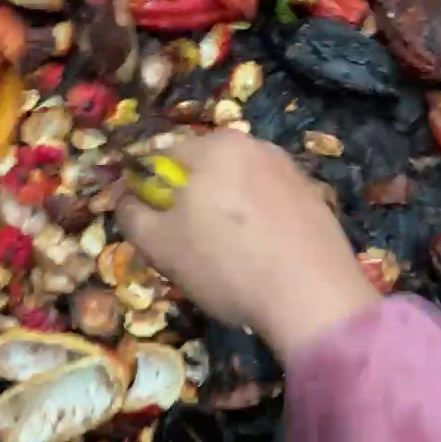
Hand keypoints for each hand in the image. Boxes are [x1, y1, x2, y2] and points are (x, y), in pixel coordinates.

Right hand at [117, 129, 378, 353]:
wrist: (313, 297)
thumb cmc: (227, 265)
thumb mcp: (160, 245)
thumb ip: (131, 213)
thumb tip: (126, 197)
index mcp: (214, 146)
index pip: (161, 158)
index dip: (148, 193)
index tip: (154, 230)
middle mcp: (254, 144)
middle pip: (202, 170)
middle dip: (190, 202)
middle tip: (191, 249)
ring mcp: (289, 168)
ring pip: (237, 186)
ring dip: (224, 213)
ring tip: (230, 257)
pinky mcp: (313, 195)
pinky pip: (269, 202)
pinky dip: (258, 223)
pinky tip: (262, 257)